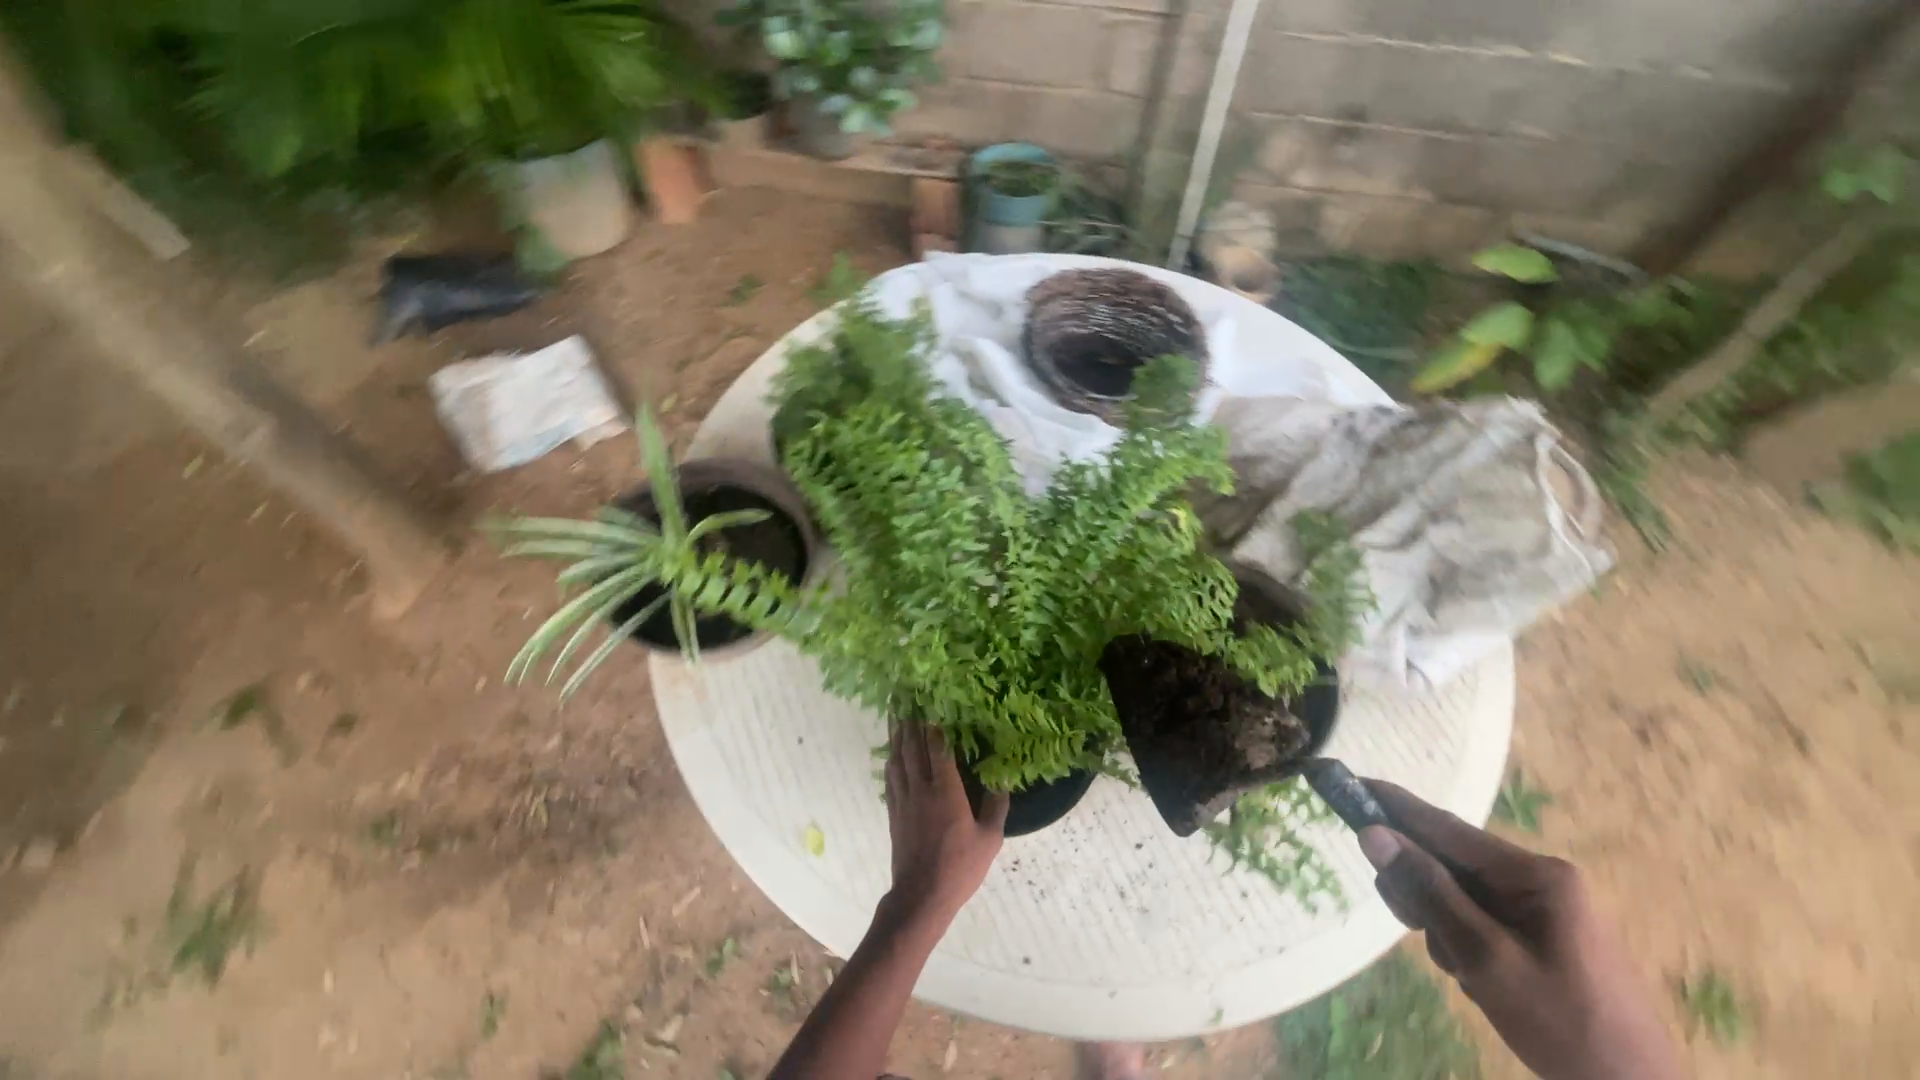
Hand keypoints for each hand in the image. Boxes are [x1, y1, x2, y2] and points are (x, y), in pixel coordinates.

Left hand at [883, 720, 1008, 925]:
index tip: (931, 703)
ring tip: (894, 714)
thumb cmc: (960, 867)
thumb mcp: (990, 839)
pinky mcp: (895, 812)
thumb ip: (996, 806)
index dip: (933, 725)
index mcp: (946, 791)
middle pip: (913, 747)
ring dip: (896, 734)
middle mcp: (922, 788)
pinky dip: (891, 759)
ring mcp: (904, 799)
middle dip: (910, 720)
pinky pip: (891, 777)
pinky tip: (892, 752)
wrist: (921, 894)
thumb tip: (1002, 780)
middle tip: (904, 697)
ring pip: (898, 759)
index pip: (937, 748)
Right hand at [1357, 781, 1681, 1079]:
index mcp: (1535, 874)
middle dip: (1420, 891)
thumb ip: (1427, 890)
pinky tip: (1476, 979)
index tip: (1348, 784)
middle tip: (1413, 926)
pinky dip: (1462, 943)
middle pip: (1447, 861)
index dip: (1393, 806)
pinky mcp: (1538, 937)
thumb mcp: (1484, 956)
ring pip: (1457, 894)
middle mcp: (1538, 880)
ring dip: (1442, 926)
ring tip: (1463, 971)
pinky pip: (1477, 919)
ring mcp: (1540, 909)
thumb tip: (1373, 833)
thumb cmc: (1563, 1023)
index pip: (1445, 827)